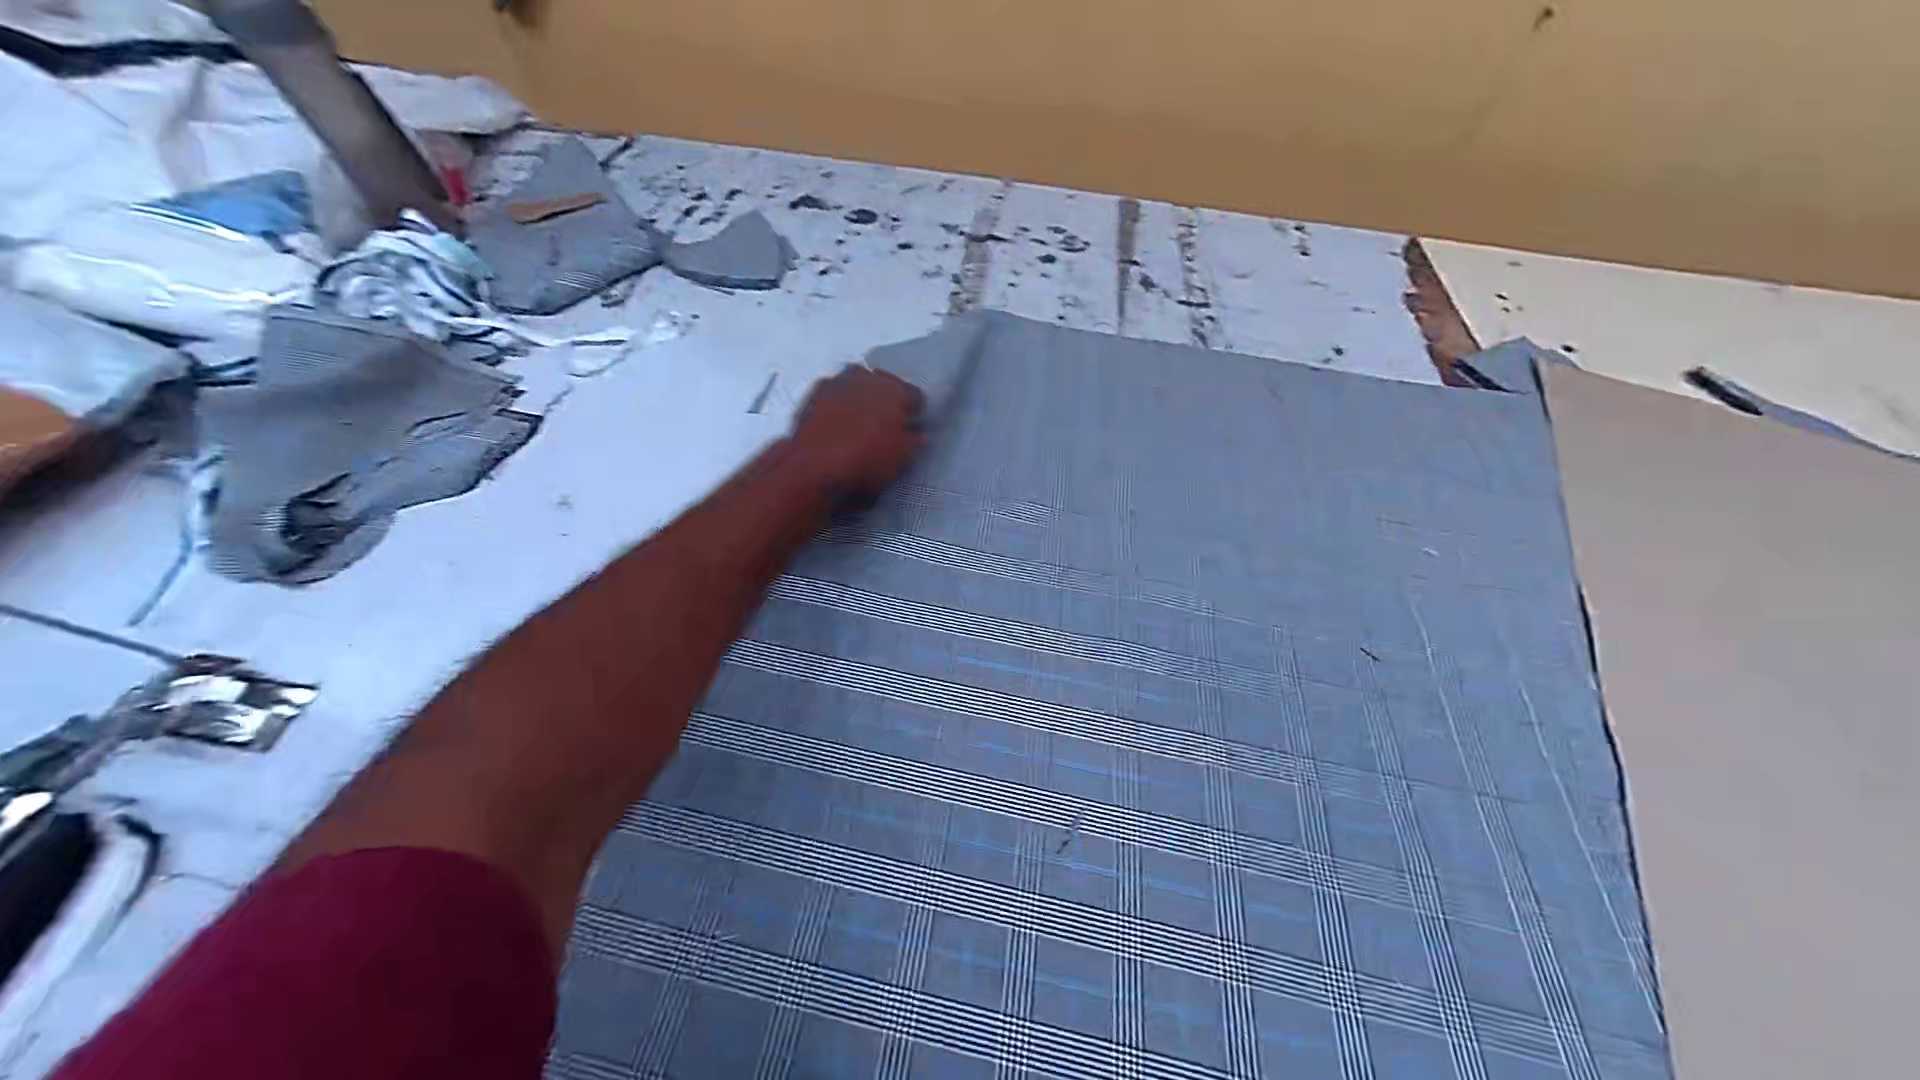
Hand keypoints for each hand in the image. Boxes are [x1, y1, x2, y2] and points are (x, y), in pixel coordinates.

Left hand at [788, 365, 925, 504]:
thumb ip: (914, 441)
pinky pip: (834, 393)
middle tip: (886, 425)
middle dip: (888, 401)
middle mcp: (867, 377)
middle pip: (886, 385)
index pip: (915, 396)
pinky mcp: (814, 392)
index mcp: (895, 391)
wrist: (811, 467)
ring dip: (862, 397)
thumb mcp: (901, 460)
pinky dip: (838, 403)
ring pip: (858, 384)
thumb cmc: (865, 462)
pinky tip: (836, 421)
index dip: (916, 413)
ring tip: (860, 422)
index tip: (913, 427)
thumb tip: (918, 433)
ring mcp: (838, 381)